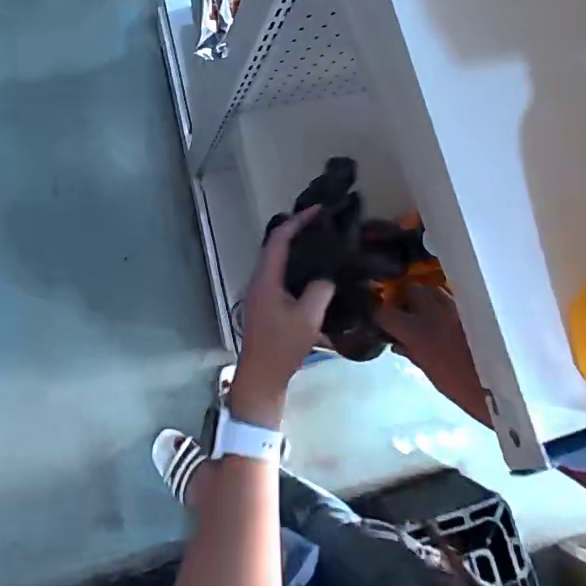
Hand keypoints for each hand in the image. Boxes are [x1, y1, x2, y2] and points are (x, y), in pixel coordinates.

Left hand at [230, 207, 334, 427]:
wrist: (262, 374)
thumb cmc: (282, 346)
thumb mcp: (308, 318)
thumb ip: (320, 290)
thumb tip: (326, 276)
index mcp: (265, 278)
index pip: (279, 239)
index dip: (297, 221)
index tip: (317, 210)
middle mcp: (259, 280)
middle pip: (275, 246)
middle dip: (296, 230)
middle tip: (322, 223)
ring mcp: (260, 292)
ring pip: (277, 261)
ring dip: (296, 248)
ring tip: (321, 242)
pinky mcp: (265, 303)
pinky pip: (279, 274)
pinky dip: (295, 265)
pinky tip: (313, 272)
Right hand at [374, 284, 491, 427]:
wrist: (510, 395)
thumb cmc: (462, 389)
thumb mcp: (431, 373)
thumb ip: (412, 353)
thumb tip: (397, 343)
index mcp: (416, 331)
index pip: (384, 311)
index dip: (377, 311)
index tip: (376, 314)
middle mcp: (434, 313)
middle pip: (412, 288)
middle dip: (406, 296)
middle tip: (406, 309)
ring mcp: (458, 308)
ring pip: (435, 288)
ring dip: (428, 296)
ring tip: (430, 309)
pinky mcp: (478, 310)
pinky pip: (456, 297)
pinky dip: (449, 302)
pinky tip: (452, 315)